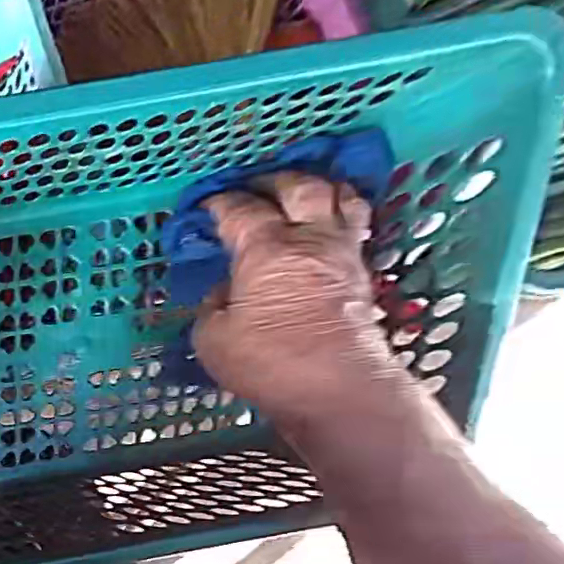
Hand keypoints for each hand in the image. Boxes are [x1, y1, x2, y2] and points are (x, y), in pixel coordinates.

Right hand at [196, 173, 409, 428]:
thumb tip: (228, 288)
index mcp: (267, 251)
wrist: (333, 383)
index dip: (219, 204)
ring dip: (317, 186)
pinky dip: (336, 211)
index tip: (204, 204)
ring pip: (341, 196)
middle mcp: (311, 240)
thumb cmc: (263, 359)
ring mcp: (343, 253)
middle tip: (252, 183)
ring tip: (297, 190)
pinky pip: (353, 223)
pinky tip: (321, 222)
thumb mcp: (211, 333)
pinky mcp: (359, 271)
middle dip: (274, 180)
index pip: (241, 212)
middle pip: (302, 188)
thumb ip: (216, 301)